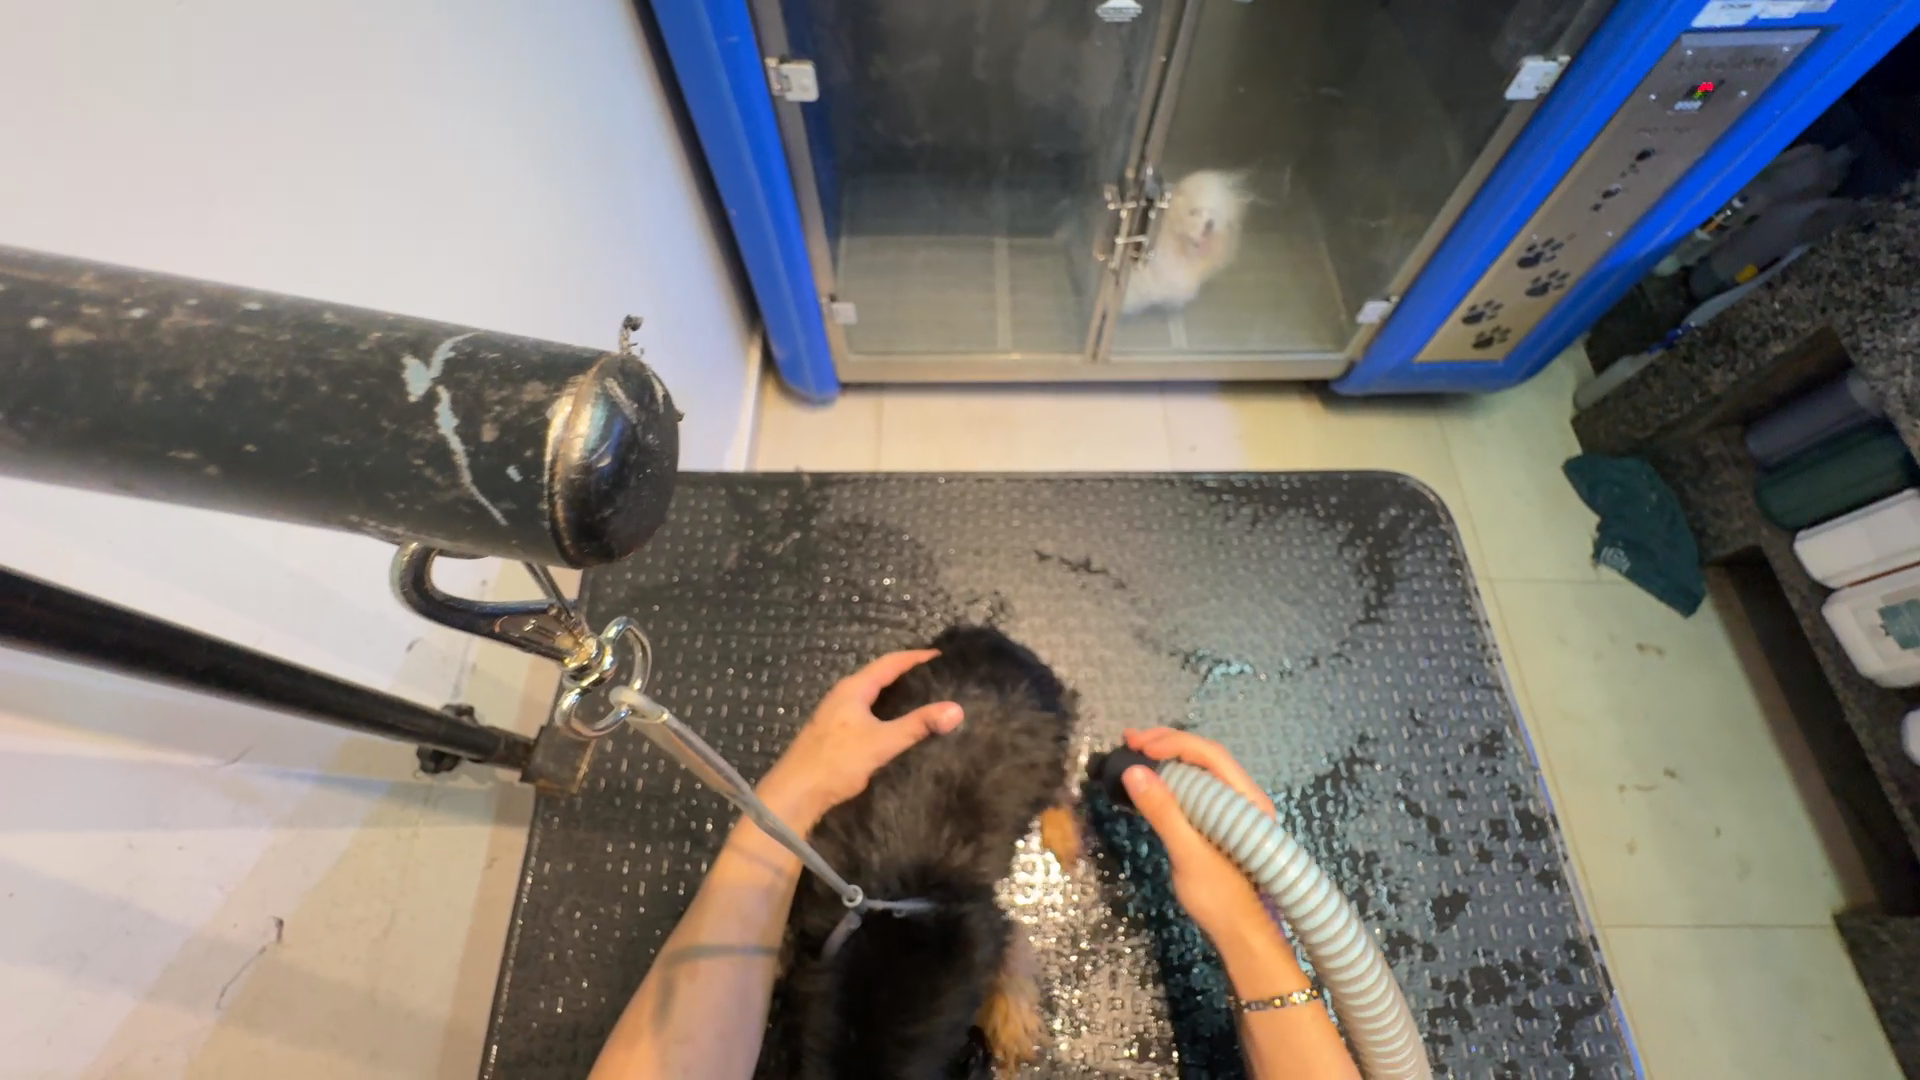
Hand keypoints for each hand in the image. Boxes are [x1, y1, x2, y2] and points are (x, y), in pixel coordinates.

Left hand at [757, 649, 963, 831]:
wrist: (794, 795)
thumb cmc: (836, 762)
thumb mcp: (882, 741)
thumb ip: (918, 725)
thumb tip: (957, 709)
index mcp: (853, 688)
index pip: (890, 663)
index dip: (916, 658)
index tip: (942, 657)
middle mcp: (844, 695)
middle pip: (880, 676)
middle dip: (908, 674)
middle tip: (938, 677)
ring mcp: (837, 714)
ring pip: (873, 696)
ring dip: (897, 695)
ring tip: (925, 698)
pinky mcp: (835, 733)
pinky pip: (868, 712)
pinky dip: (887, 712)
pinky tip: (899, 725)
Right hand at [1120, 727, 1276, 943]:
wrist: (1243, 938)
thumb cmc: (1221, 897)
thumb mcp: (1188, 854)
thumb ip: (1163, 811)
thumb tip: (1133, 771)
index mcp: (1247, 800)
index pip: (1210, 754)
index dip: (1174, 743)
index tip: (1140, 746)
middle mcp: (1242, 797)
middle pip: (1203, 755)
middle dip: (1166, 743)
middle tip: (1130, 740)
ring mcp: (1231, 810)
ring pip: (1197, 770)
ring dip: (1165, 758)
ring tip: (1134, 750)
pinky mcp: (1217, 822)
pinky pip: (1192, 788)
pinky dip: (1168, 778)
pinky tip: (1147, 779)